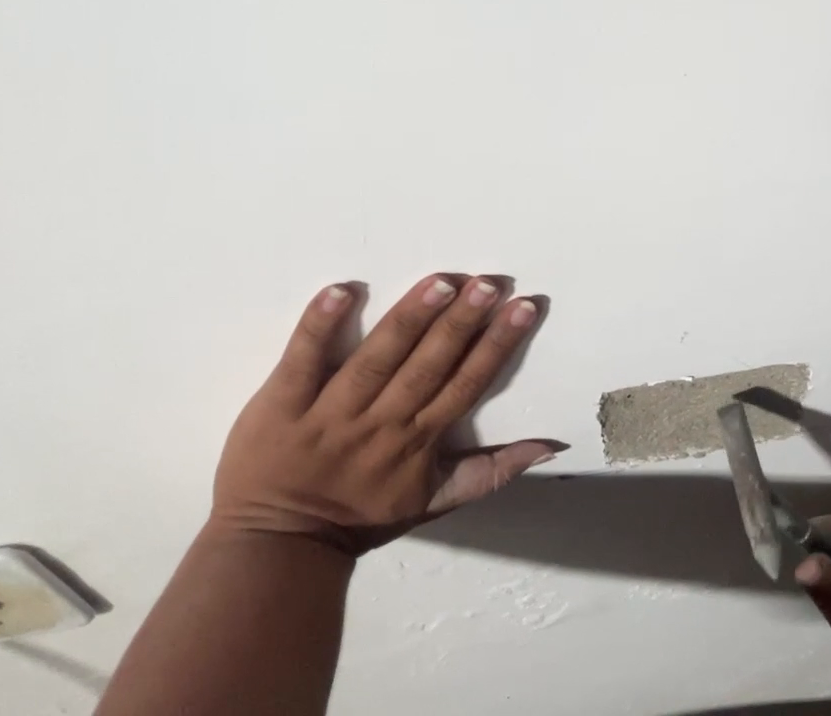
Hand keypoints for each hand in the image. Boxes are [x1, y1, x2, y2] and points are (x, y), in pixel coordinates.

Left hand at [210, 274, 561, 555]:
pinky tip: (342, 289)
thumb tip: (552, 447)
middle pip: (428, 365)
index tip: (523, 306)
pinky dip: (319, 325)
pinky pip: (302, 360)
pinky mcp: (280, 404)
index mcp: (420, 441)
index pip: (468, 383)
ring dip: (409, 318)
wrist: (278, 548)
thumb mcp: (437, 502)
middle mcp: (381, 422)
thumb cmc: (363, 518)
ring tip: (440, 282)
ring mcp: (329, 412)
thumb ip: (492, 472)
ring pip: (377, 358)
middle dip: (461, 322)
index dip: (497, 343)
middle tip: (488, 283)